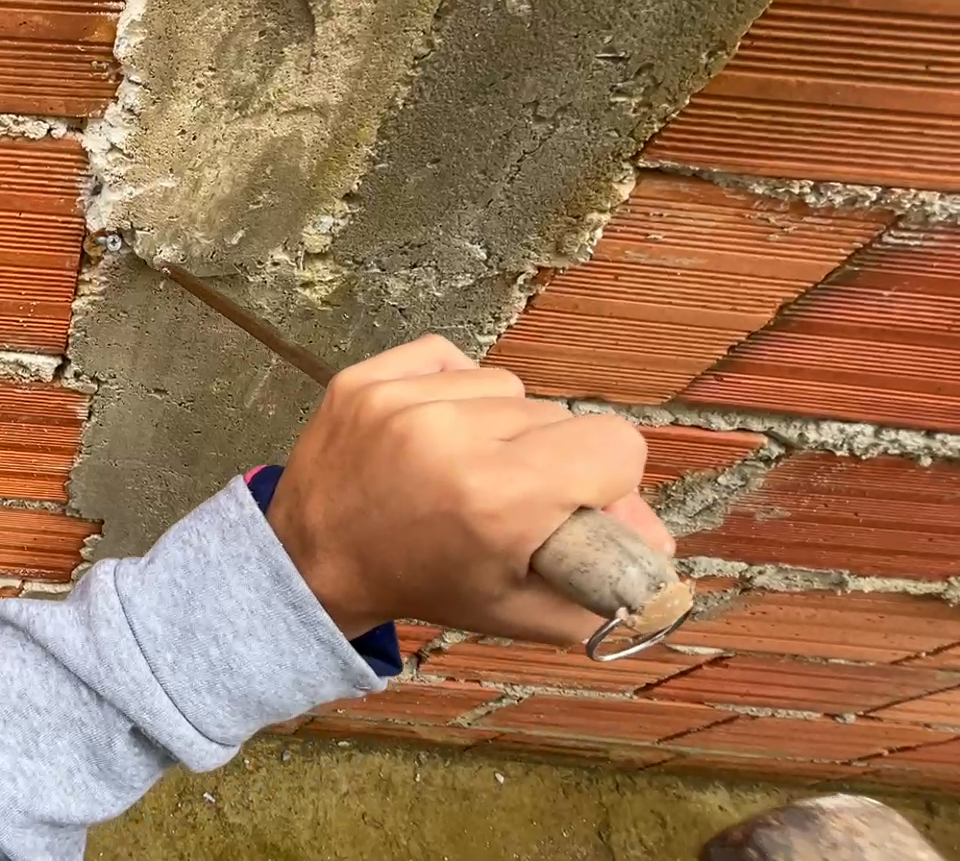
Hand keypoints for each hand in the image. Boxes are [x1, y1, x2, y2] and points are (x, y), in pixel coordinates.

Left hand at [264, 334, 672, 644]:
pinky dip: (451, 384)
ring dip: (498, 420)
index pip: (612, 442)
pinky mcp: (359, 380)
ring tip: (464, 459)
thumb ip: (613, 581)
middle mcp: (446, 435)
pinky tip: (436, 423)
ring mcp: (395, 400)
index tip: (569, 500)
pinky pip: (444, 357)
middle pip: (555, 414)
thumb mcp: (526, 610)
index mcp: (497, 496)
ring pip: (502, 385)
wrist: (312, 557)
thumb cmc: (418, 583)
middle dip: (547, 454)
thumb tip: (657, 537)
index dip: (604, 478)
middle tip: (508, 490)